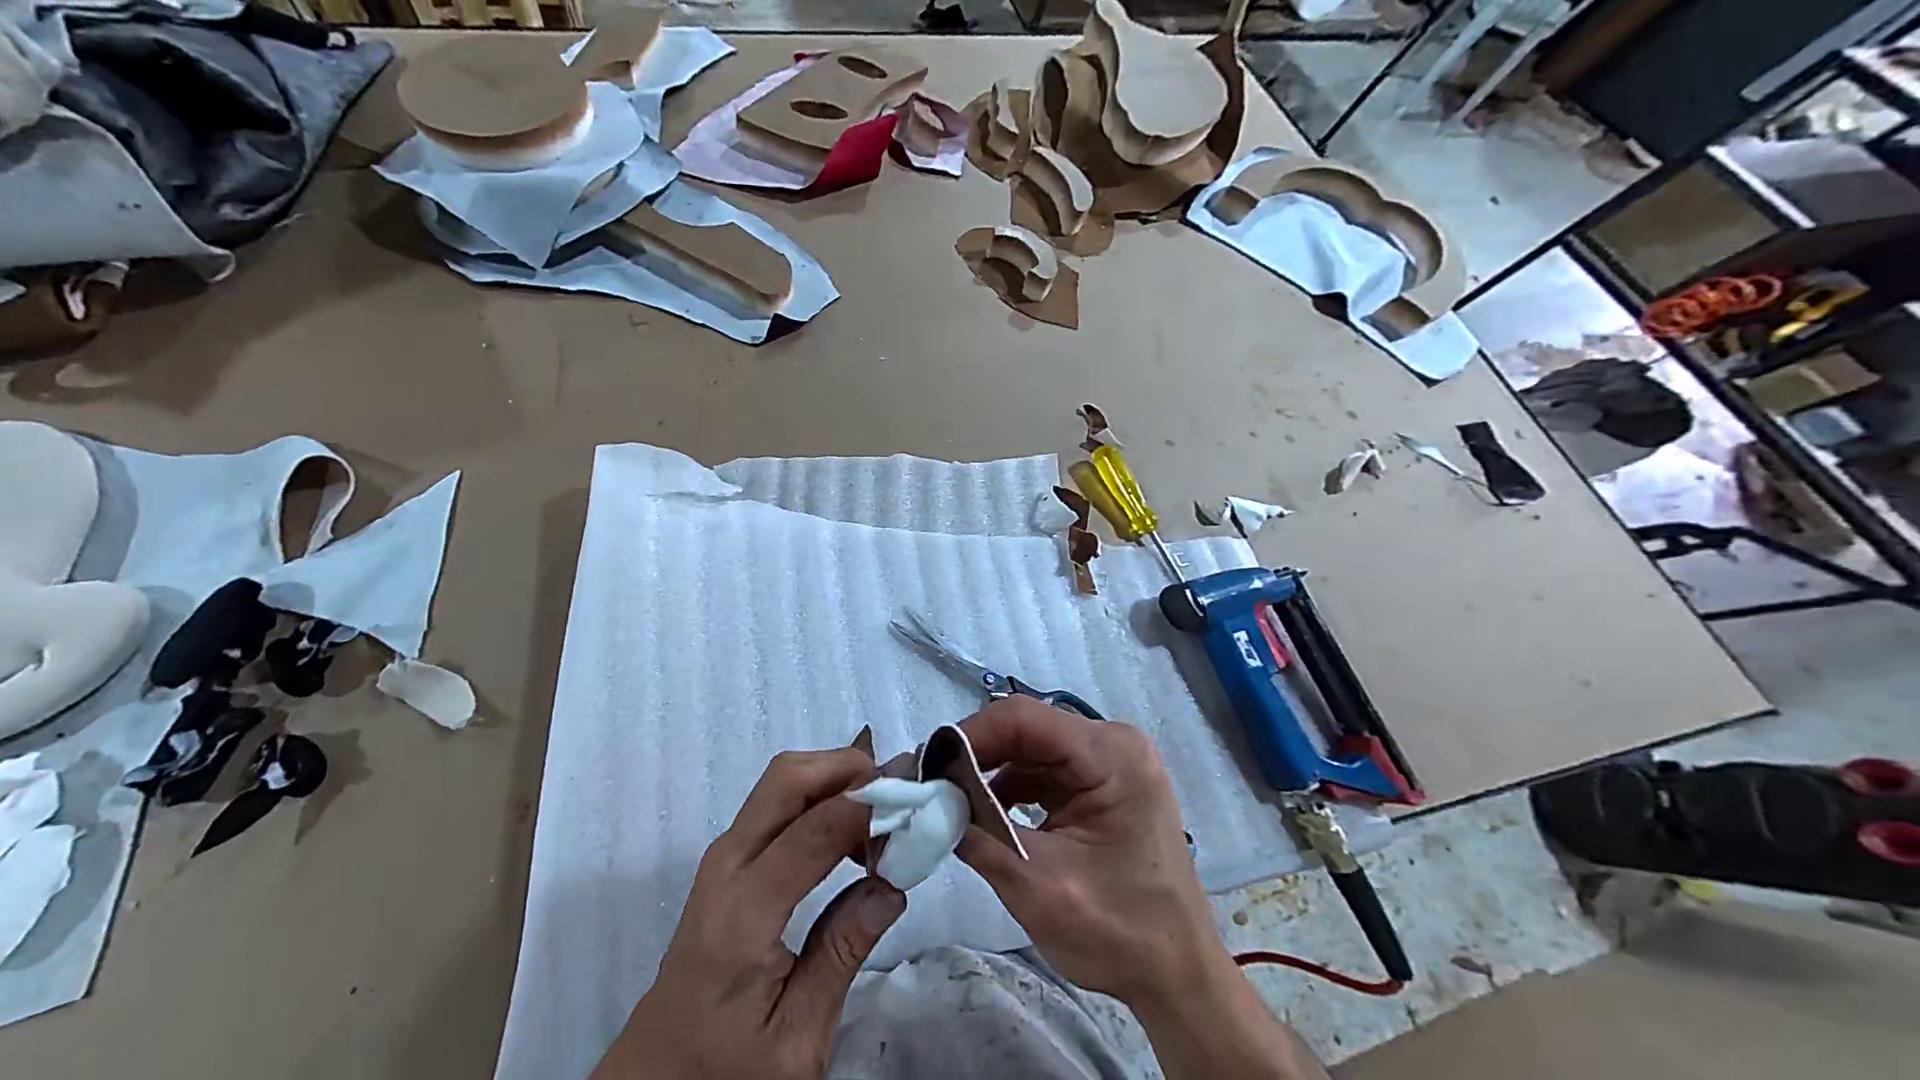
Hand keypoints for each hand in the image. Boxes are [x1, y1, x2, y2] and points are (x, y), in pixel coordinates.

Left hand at [592, 748, 906, 1079]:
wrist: (657, 1068)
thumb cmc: (726, 1063)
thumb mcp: (796, 1038)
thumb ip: (842, 954)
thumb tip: (892, 884)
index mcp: (741, 918)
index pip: (808, 834)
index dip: (863, 806)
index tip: (910, 802)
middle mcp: (726, 868)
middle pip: (786, 779)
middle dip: (847, 768)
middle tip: (897, 792)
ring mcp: (724, 855)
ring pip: (782, 779)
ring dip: (836, 778)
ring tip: (881, 817)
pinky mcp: (730, 856)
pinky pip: (779, 800)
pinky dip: (821, 794)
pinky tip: (852, 832)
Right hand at [955, 696, 1220, 1005]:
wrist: (1177, 974)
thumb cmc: (1121, 933)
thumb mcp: (1040, 888)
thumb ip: (978, 838)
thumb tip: (925, 803)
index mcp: (1113, 755)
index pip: (1024, 718)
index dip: (970, 735)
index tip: (927, 767)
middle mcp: (1114, 743)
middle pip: (1026, 729)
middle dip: (975, 755)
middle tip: (930, 786)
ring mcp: (1109, 762)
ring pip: (1030, 747)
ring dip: (988, 772)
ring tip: (948, 801)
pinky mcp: (1100, 783)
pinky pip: (1043, 770)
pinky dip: (1009, 788)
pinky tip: (983, 814)